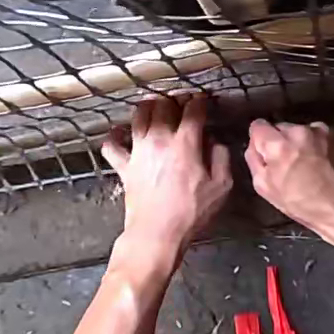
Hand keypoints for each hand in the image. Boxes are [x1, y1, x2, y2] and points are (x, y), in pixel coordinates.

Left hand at [101, 95, 232, 256]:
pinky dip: (115, 135)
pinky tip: (120, 133)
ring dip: (149, 108)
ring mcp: (138, 151)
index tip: (204, 101)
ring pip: (139, 115)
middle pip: (164, 105)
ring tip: (156, 108)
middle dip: (175, 99)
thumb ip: (221, 157)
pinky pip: (112, 144)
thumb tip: (214, 141)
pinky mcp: (123, 166)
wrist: (157, 233)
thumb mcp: (221, 186)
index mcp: (185, 143)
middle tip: (182, 103)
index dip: (200, 101)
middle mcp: (159, 140)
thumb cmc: (191, 212)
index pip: (193, 110)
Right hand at [245, 119, 333, 238]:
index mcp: (278, 144)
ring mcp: (321, 131)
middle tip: (288, 164)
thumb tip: (255, 145)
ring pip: (300, 130)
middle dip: (281, 142)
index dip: (259, 140)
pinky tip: (322, 162)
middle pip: (280, 128)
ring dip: (300, 142)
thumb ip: (254, 160)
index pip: (257, 125)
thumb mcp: (265, 188)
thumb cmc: (302, 204)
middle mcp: (299, 131)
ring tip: (308, 165)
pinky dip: (317, 144)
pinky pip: (318, 135)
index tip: (266, 153)